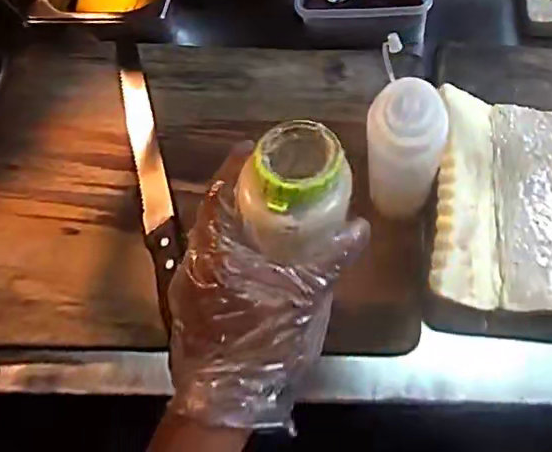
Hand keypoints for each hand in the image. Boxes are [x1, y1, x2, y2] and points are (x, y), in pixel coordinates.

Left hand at [165, 143, 369, 431]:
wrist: (223, 404)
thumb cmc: (260, 344)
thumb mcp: (304, 298)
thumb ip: (330, 259)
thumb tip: (359, 227)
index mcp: (216, 248)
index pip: (219, 190)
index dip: (236, 164)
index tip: (255, 147)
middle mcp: (197, 258)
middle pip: (216, 207)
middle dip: (242, 187)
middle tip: (273, 175)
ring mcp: (192, 280)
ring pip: (214, 232)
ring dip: (239, 215)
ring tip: (271, 205)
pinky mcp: (194, 300)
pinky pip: (214, 254)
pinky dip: (235, 241)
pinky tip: (260, 250)